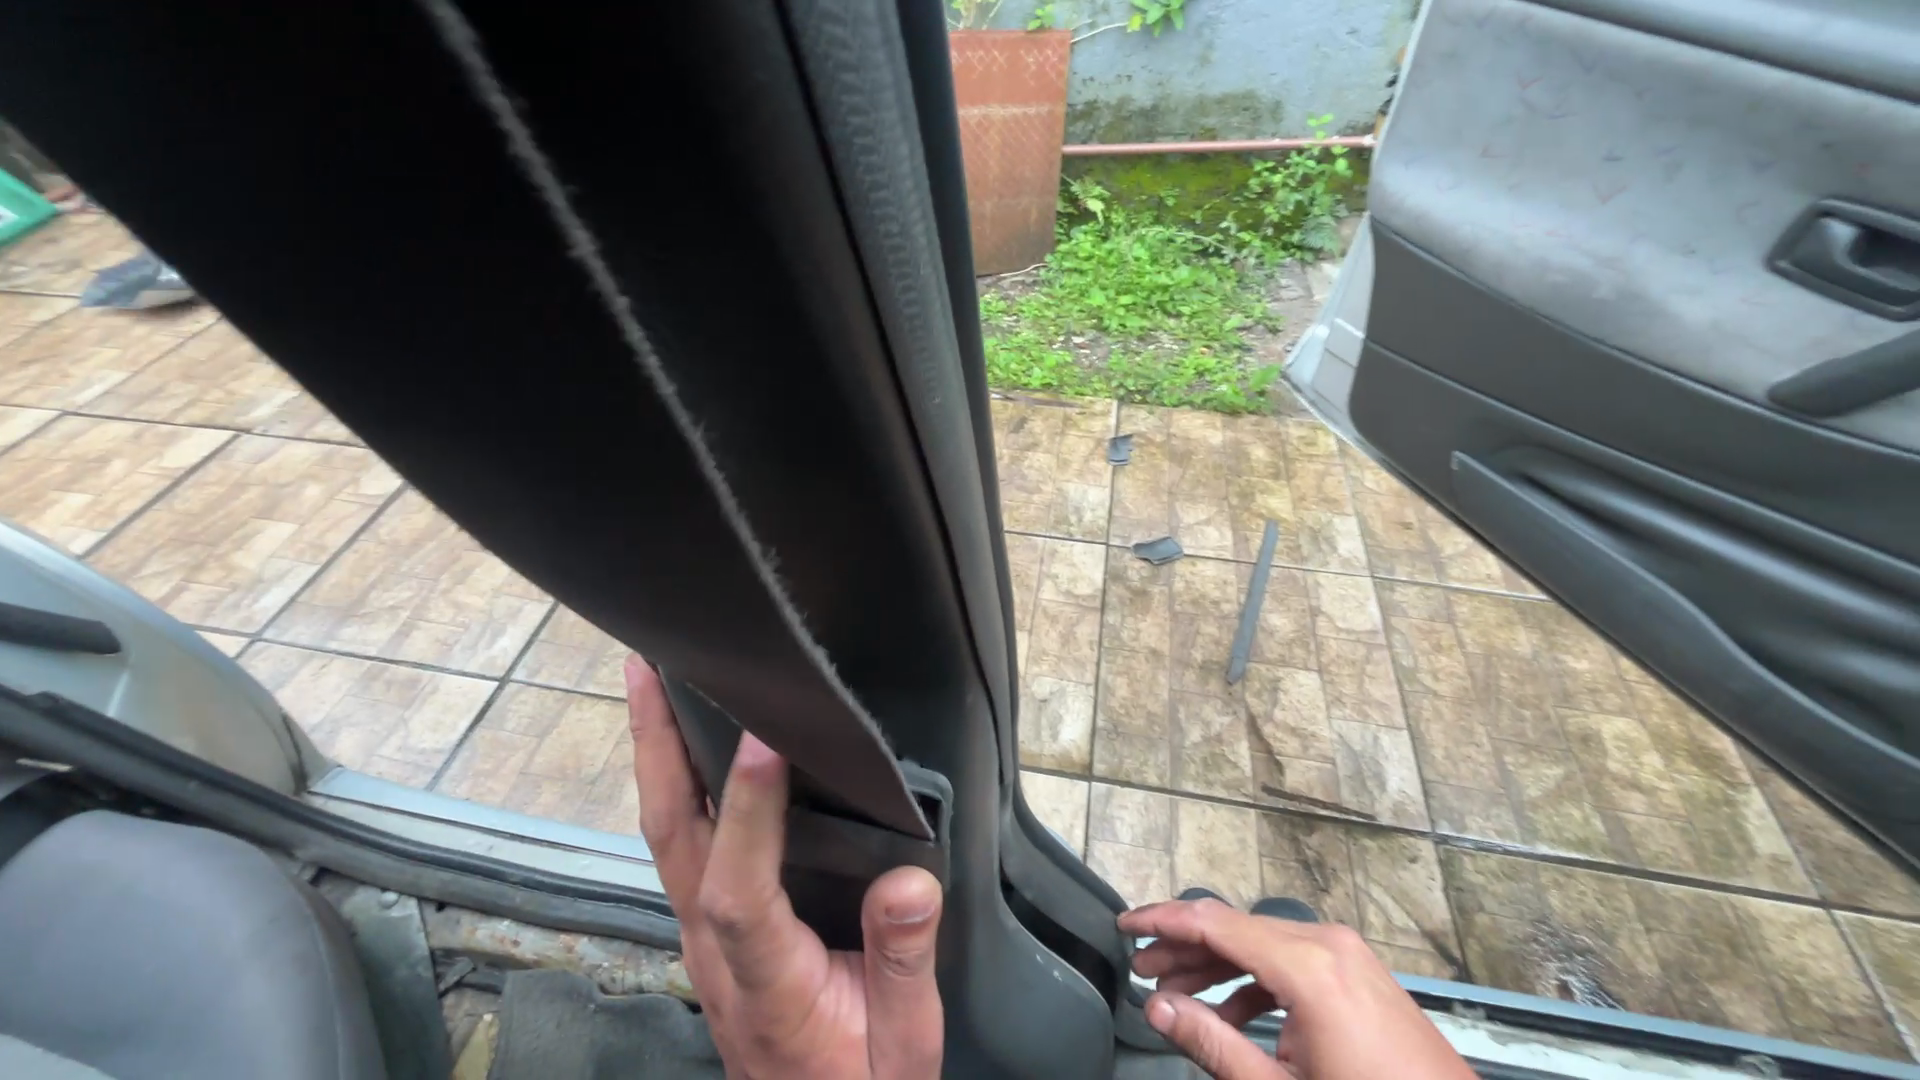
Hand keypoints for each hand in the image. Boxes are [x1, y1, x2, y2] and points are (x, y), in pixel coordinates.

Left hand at [626, 656, 944, 1078]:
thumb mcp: (903, 1041)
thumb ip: (902, 962)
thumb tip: (909, 881)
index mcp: (766, 980)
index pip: (739, 888)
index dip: (748, 812)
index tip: (767, 741)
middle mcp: (716, 950)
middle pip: (672, 839)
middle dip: (658, 749)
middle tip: (651, 671)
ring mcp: (704, 940)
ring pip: (668, 837)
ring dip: (658, 758)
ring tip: (658, 688)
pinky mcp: (711, 932)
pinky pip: (684, 847)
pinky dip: (678, 787)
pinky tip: (690, 753)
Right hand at [1120, 898, 1474, 1079]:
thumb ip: (1212, 1043)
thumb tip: (1155, 1008)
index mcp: (1306, 965)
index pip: (1213, 923)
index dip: (1160, 920)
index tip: (1123, 925)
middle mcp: (1326, 943)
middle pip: (1234, 929)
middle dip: (1183, 949)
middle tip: (1141, 970)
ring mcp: (1347, 955)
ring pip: (1260, 943)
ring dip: (1215, 966)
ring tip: (1175, 992)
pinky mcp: (1358, 973)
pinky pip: (1290, 961)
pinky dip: (1254, 981)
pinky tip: (1231, 1016)